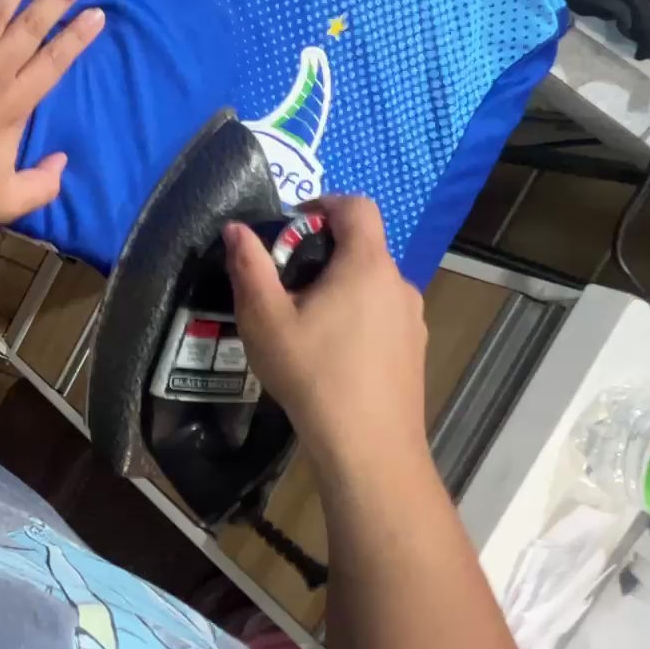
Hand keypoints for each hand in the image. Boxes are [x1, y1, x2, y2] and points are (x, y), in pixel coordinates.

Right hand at [223, 196, 428, 469]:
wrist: (367, 445)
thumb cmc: (312, 372)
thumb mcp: (263, 317)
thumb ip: (249, 266)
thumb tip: (235, 229)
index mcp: (365, 266)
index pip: (357, 207)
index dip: (322, 203)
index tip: (289, 226)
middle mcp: (398, 283)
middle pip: (360, 245)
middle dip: (319, 251)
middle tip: (281, 283)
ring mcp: (412, 317)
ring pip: (369, 281)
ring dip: (336, 284)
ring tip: (300, 319)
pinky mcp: (414, 346)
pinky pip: (380, 310)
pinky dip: (353, 312)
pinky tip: (327, 349)